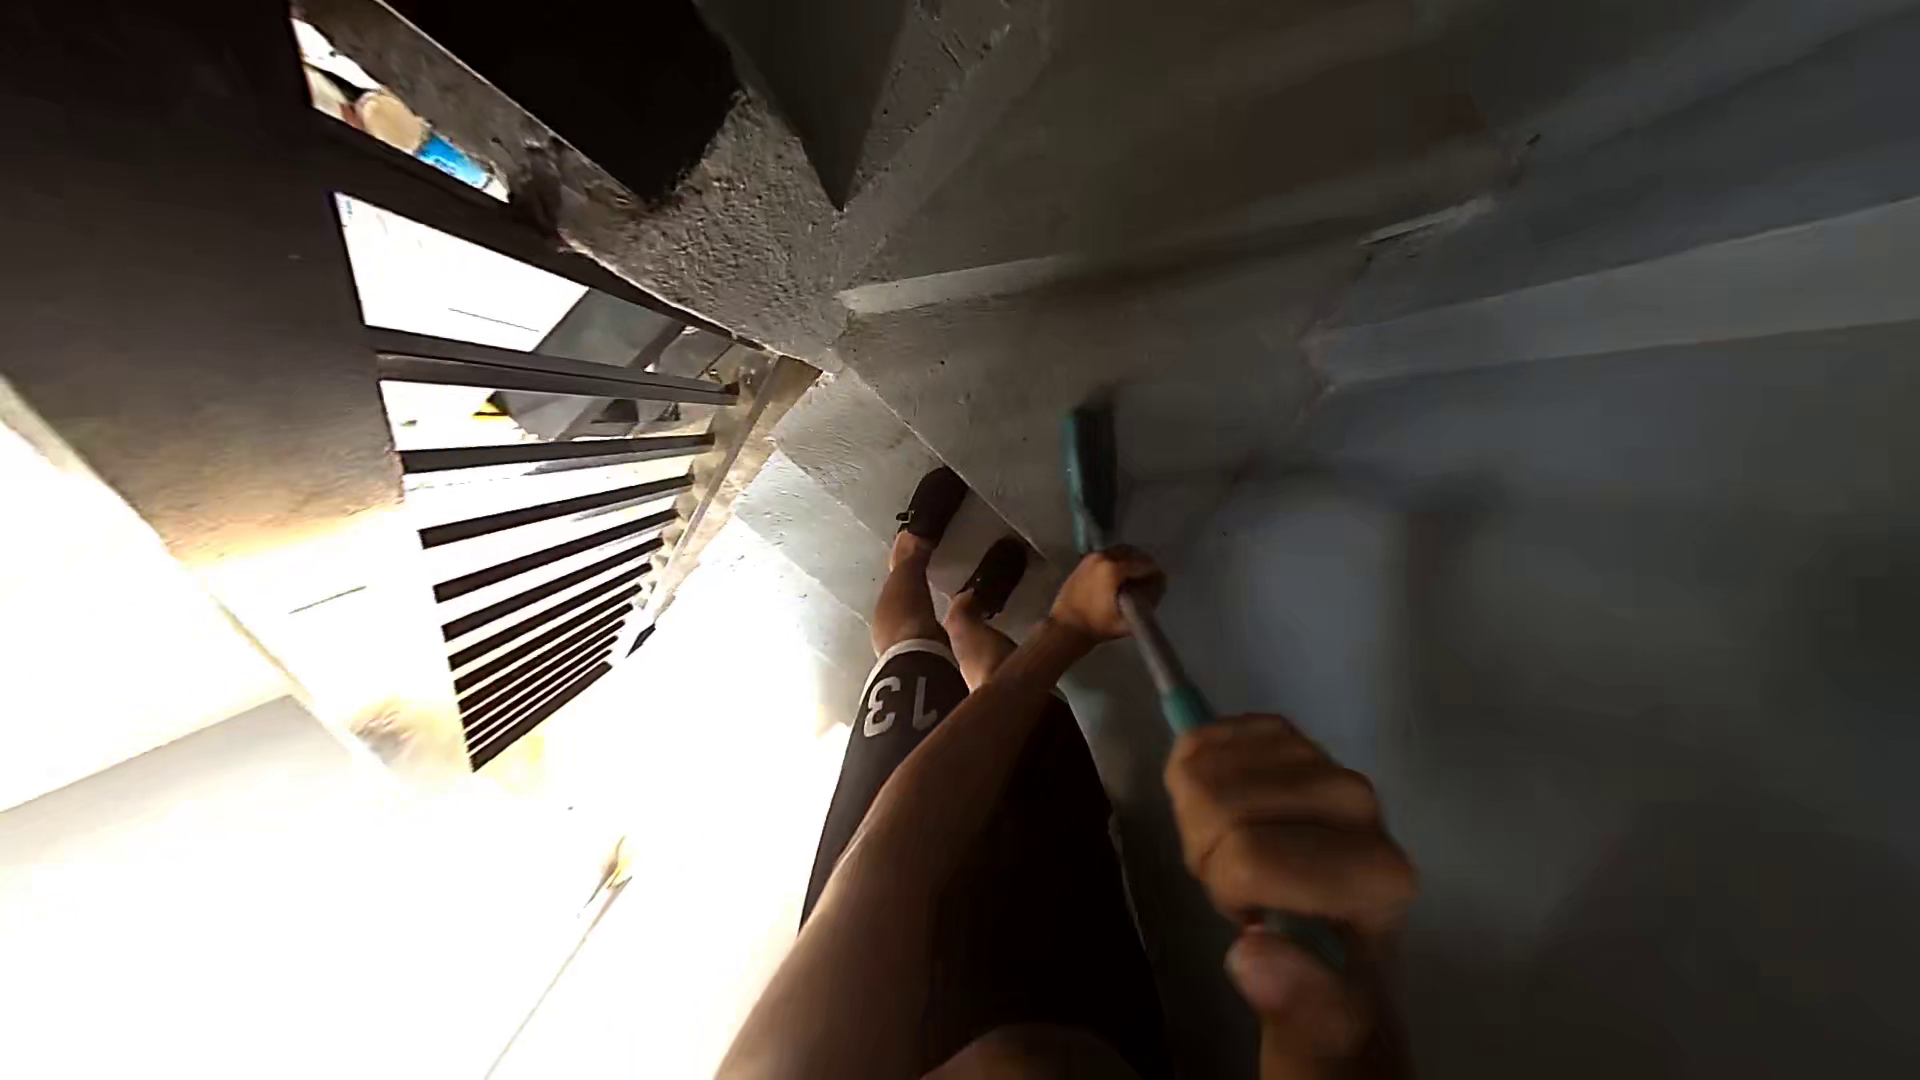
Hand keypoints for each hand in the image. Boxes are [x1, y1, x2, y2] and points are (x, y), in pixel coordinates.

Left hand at [1048, 546, 1164, 641]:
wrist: (1066, 627)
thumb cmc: (1098, 626)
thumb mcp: (1128, 619)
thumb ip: (1149, 600)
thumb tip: (1159, 583)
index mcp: (1113, 568)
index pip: (1145, 564)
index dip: (1155, 573)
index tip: (1159, 583)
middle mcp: (1102, 556)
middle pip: (1132, 552)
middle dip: (1143, 563)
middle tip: (1149, 578)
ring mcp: (1091, 557)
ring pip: (1119, 551)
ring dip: (1130, 560)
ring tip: (1135, 577)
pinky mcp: (1084, 562)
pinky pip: (1108, 555)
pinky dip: (1117, 560)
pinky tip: (1119, 576)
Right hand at [1164, 715, 1416, 1079]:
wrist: (1326, 921)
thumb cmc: (1322, 975)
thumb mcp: (1317, 1025)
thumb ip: (1297, 1002)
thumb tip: (1255, 960)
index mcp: (1376, 871)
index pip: (1249, 856)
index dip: (1226, 887)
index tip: (1253, 915)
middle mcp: (1357, 798)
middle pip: (1216, 803)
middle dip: (1205, 846)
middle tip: (1238, 877)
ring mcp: (1318, 754)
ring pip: (1201, 765)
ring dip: (1197, 811)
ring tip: (1234, 842)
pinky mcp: (1282, 731)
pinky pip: (1202, 735)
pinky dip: (1192, 769)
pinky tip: (1224, 799)